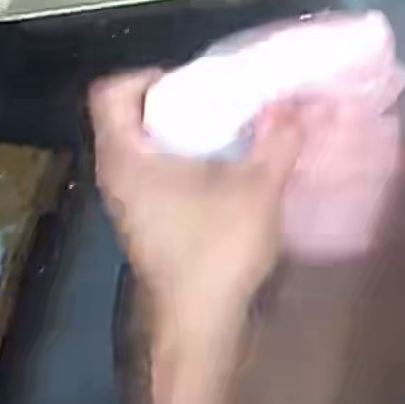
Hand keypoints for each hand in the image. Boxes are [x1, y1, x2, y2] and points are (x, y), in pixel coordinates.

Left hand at [90, 69, 302, 335]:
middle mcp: (117, 175)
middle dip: (175, 99)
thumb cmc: (217, 252)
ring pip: (144, 142)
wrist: (201, 327)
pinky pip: (154, 168)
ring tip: (229, 129)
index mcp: (127, 158)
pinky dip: (183, 155)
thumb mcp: (258, 187)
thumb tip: (294, 105)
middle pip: (129, 113)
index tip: (193, 83)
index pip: (110, 91)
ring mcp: (127, 200)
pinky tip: (224, 166)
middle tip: (221, 100)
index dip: (148, 76)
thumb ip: (279, 139)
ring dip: (182, 129)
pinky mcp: (144, 219)